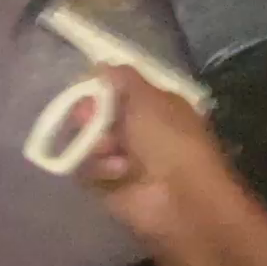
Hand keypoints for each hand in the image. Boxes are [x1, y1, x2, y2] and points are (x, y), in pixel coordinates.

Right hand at [76, 64, 232, 238]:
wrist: (180, 199)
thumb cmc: (170, 140)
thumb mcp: (149, 98)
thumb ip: (122, 78)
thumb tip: (100, 66)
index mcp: (153, 104)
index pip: (114, 89)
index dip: (98, 89)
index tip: (89, 90)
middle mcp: (136, 129)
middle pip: (95, 114)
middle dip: (90, 116)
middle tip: (89, 121)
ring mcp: (121, 158)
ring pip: (87, 142)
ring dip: (97, 146)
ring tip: (116, 156)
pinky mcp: (109, 186)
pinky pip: (86, 170)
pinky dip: (99, 170)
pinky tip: (117, 174)